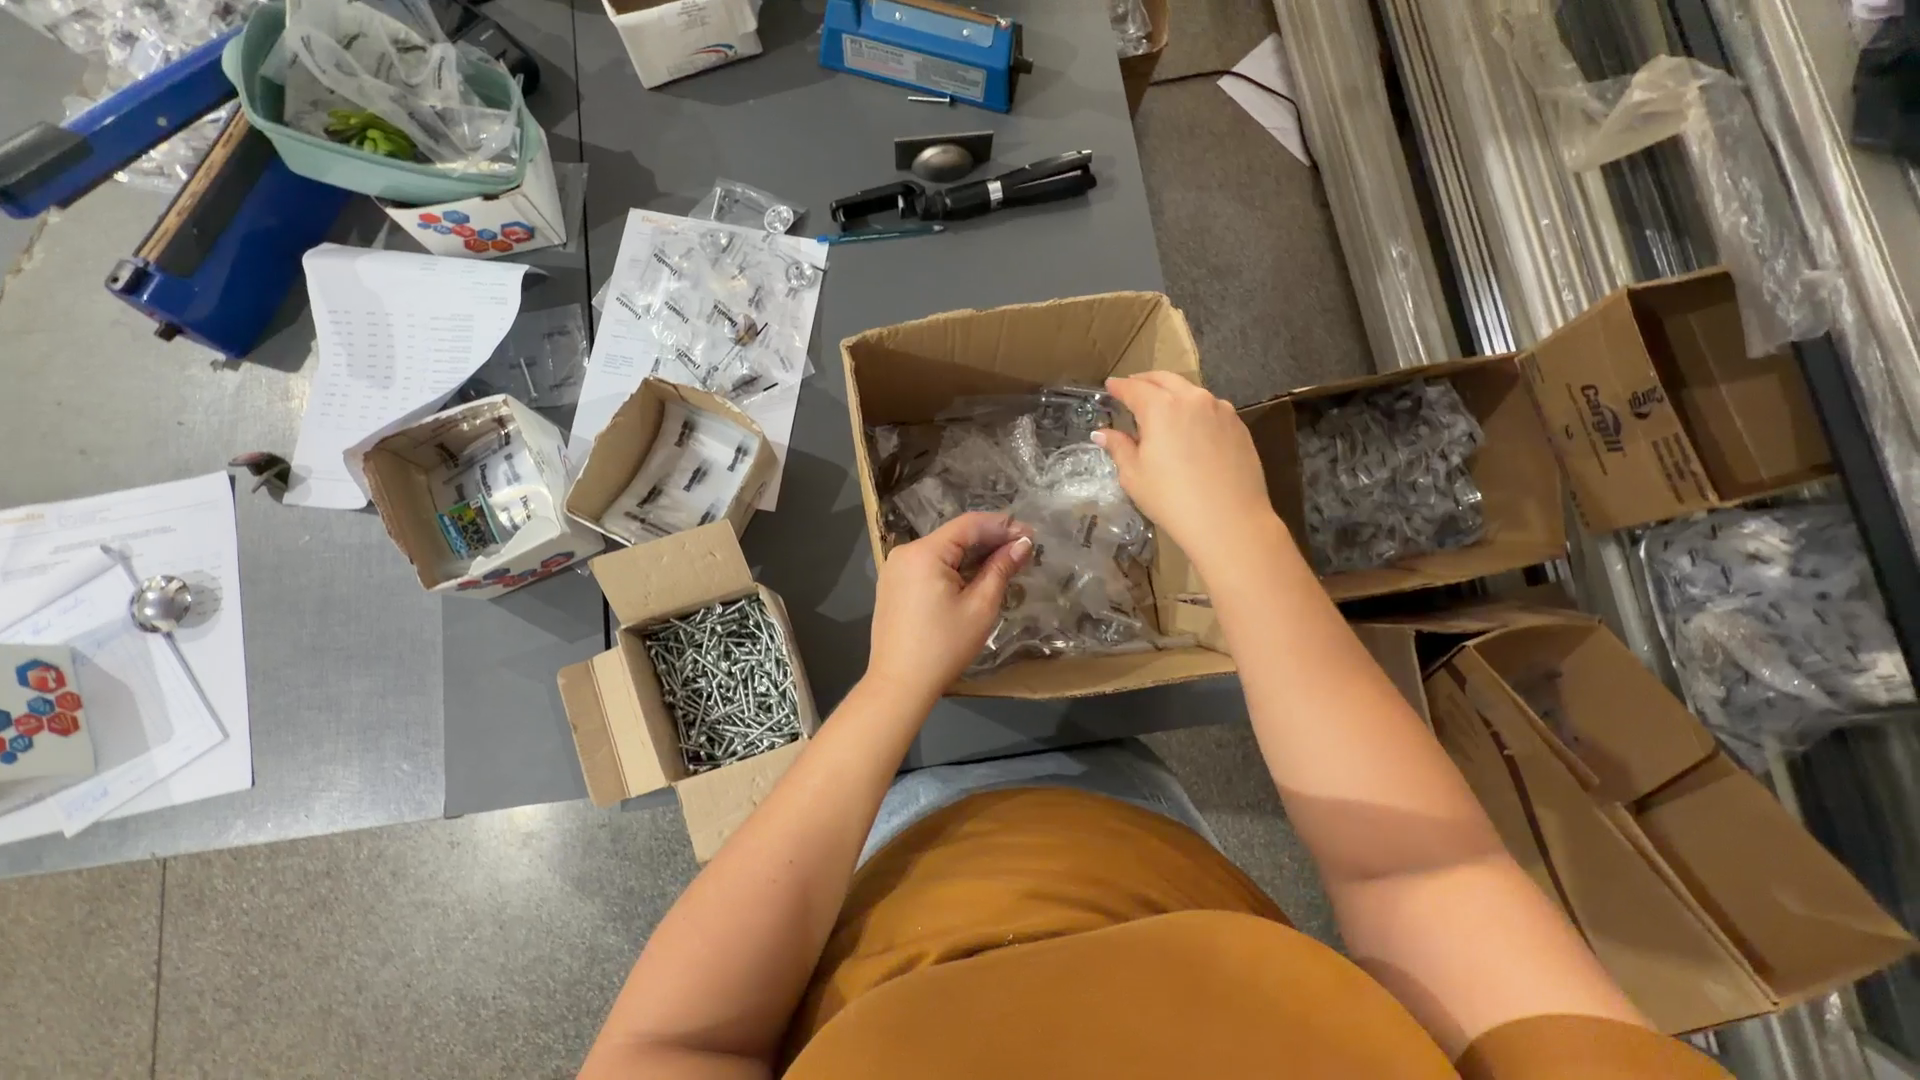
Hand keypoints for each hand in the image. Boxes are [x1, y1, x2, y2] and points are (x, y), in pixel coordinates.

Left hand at [866, 513, 1033, 705]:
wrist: (899, 684)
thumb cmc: (944, 647)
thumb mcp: (980, 607)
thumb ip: (1000, 569)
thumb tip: (1022, 544)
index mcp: (924, 552)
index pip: (969, 524)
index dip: (1003, 526)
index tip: (1031, 535)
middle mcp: (905, 553)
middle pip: (954, 536)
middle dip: (989, 541)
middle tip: (1023, 551)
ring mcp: (894, 570)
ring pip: (942, 552)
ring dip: (972, 555)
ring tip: (1004, 564)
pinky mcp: (893, 586)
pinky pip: (928, 567)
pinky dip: (953, 568)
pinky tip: (974, 578)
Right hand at [1097, 372, 1281, 572]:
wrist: (1229, 520)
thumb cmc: (1172, 499)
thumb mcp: (1134, 475)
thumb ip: (1119, 447)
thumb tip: (1102, 433)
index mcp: (1161, 407)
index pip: (1134, 388)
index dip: (1119, 387)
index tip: (1110, 386)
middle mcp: (1192, 399)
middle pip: (1165, 380)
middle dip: (1146, 381)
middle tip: (1133, 388)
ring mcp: (1220, 410)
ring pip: (1191, 392)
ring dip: (1173, 393)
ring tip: (1162, 407)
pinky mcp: (1238, 426)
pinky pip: (1211, 408)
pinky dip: (1195, 410)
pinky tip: (1190, 428)